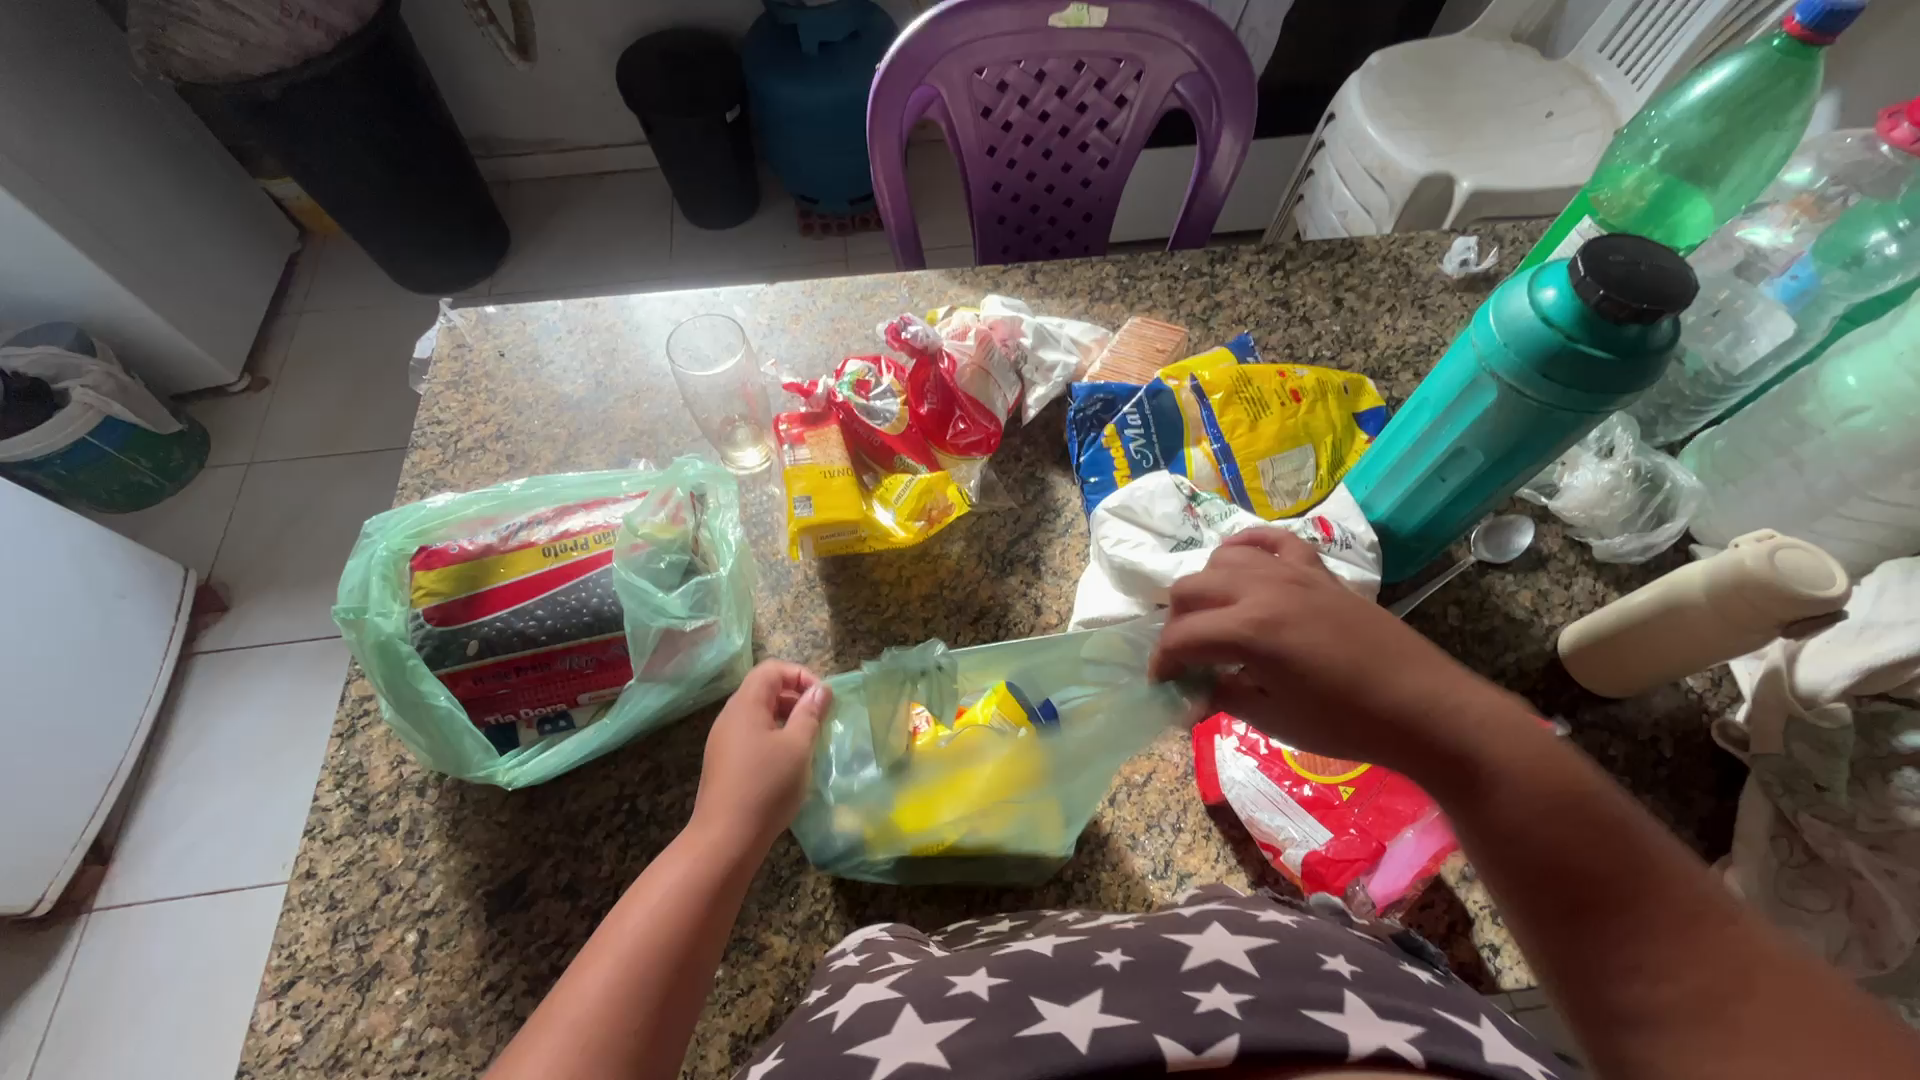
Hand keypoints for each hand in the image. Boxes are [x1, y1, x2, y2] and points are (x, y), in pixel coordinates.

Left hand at [690, 660, 831, 849]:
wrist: (725, 838)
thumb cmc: (766, 786)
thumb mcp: (798, 747)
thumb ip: (810, 714)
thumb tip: (821, 690)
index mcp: (745, 705)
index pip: (771, 670)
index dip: (800, 675)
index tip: (823, 699)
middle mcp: (730, 717)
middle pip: (764, 689)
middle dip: (796, 697)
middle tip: (820, 719)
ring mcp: (723, 741)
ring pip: (759, 715)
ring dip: (786, 719)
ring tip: (808, 740)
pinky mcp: (724, 762)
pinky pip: (752, 735)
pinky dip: (774, 737)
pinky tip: (789, 762)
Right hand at [1150, 528, 1533, 773]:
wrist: (1424, 709)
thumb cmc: (1345, 724)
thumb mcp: (1271, 718)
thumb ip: (1221, 696)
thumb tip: (1191, 693)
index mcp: (1248, 631)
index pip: (1180, 637)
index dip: (1162, 662)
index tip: (1162, 683)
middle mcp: (1262, 589)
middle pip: (1189, 589)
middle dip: (1176, 624)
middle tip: (1185, 657)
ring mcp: (1293, 573)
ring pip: (1222, 560)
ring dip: (1206, 587)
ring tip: (1213, 618)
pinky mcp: (1319, 571)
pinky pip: (1272, 540)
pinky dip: (1247, 547)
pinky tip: (1239, 563)